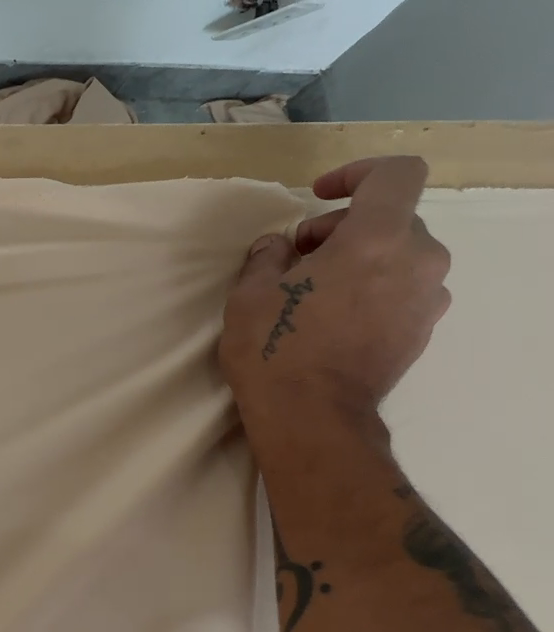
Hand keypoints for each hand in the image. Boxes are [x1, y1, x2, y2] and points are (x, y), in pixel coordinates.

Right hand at [219, 156, 452, 441]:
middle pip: (391, 219)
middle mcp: (418, 257)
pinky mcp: (424, 326)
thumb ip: (266, 259)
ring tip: (313, 294)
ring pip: (399, 256)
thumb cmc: (275, 349)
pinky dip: (371, 291)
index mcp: (377, 239)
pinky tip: (332, 320)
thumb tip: (278, 246)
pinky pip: (402, 290)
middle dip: (343, 231)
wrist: (312, 414)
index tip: (320, 194)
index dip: (358, 174)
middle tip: (296, 261)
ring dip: (359, 262)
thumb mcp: (247, 298)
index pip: (395, 175)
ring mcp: (428, 294)